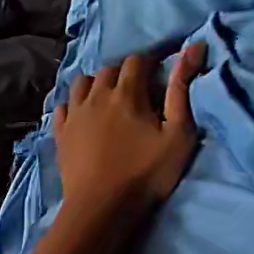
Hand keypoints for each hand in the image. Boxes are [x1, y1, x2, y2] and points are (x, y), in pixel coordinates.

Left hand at [53, 42, 206, 218]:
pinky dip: (73, 104)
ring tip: (109, 100)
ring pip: (81, 83)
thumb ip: (182, 89)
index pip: (136, 60)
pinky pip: (62, 106)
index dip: (150, 63)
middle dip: (123, 73)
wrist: (101, 205)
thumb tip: (193, 47)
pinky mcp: (59, 133)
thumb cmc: (146, 173)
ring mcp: (73, 114)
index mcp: (126, 93)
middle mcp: (95, 96)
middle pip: (107, 69)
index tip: (159, 75)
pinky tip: (82, 115)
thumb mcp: (178, 133)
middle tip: (137, 92)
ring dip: (96, 84)